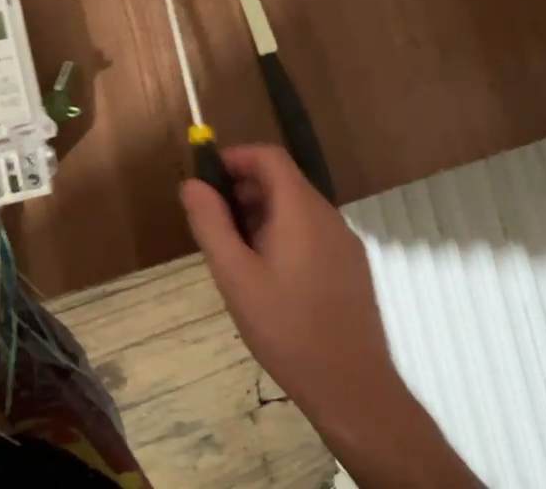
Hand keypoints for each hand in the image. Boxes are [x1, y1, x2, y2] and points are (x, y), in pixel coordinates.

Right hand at [179, 145, 399, 431]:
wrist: (353, 389)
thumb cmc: (286, 328)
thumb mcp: (235, 276)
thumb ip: (211, 224)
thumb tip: (192, 184)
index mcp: (301, 211)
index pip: (269, 157)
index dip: (235, 158)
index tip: (207, 179)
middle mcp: (329, 217)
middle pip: (284, 181)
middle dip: (244, 189)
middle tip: (214, 222)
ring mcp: (345, 243)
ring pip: (298, 209)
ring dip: (262, 214)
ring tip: (236, 253)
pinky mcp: (352, 268)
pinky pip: (313, 232)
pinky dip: (284, 234)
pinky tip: (269, 276)